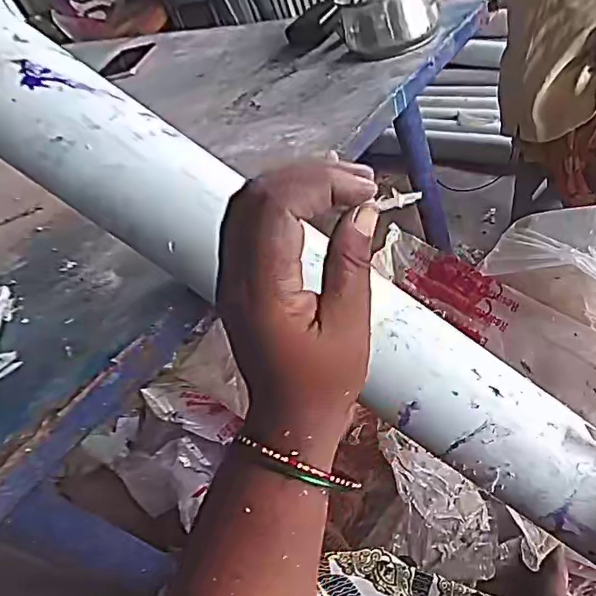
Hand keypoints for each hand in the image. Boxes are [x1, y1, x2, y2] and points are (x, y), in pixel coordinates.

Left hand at [216, 158, 378, 456]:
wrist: (289, 420)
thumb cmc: (322, 386)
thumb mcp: (349, 328)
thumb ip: (351, 264)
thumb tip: (363, 213)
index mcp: (262, 291)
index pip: (277, 208)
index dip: (322, 183)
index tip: (365, 189)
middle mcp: (236, 278)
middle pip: (258, 196)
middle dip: (310, 175)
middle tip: (359, 180)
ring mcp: (231, 278)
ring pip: (249, 204)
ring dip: (294, 183)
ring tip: (342, 182)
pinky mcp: (237, 280)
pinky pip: (249, 223)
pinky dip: (281, 202)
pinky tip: (313, 200)